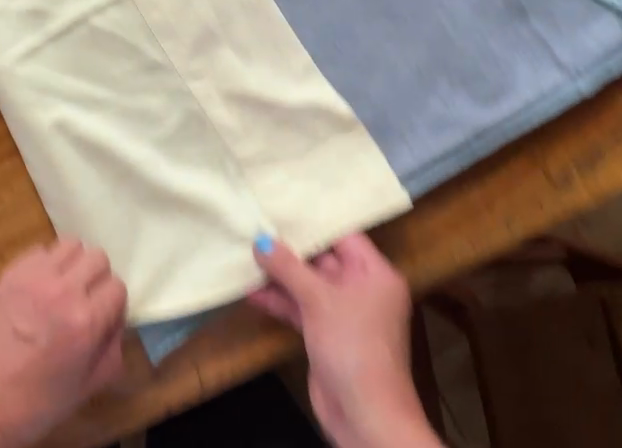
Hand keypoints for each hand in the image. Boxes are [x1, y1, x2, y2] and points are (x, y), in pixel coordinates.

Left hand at [0, 237, 127, 447]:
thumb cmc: (35, 401)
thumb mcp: (87, 387)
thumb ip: (111, 349)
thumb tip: (115, 321)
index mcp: (86, 321)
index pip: (118, 287)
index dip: (113, 304)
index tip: (103, 318)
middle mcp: (63, 290)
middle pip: (97, 257)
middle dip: (97, 278)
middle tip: (86, 300)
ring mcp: (35, 275)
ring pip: (71, 244)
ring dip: (74, 263)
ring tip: (64, 287)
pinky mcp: (11, 270)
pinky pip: (41, 250)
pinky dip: (47, 263)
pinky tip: (40, 286)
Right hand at [249, 234, 441, 447]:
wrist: (365, 415)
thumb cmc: (353, 346)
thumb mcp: (318, 299)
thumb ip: (288, 267)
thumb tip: (260, 240)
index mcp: (375, 274)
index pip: (344, 236)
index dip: (313, 221)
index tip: (280, 205)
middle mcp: (362, 290)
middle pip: (322, 259)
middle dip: (289, 249)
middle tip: (254, 226)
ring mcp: (344, 314)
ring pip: (307, 285)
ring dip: (279, 276)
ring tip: (245, 256)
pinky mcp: (326, 335)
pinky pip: (300, 308)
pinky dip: (279, 300)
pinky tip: (250, 291)